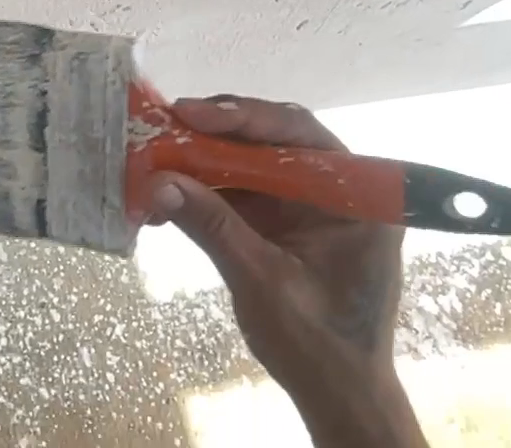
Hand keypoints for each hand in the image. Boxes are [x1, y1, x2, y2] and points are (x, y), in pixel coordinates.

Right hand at [131, 96, 426, 447]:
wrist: (334, 395)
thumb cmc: (317, 344)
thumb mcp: (263, 282)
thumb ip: (213, 226)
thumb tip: (157, 182)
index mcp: (355, 200)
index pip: (300, 135)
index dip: (244, 117)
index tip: (191, 115)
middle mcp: (331, 190)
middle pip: (269, 138)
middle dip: (215, 130)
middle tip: (166, 124)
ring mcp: (301, 202)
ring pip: (246, 157)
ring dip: (200, 154)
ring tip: (155, 152)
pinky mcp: (275, 217)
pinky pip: (233, 185)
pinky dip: (198, 183)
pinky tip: (163, 189)